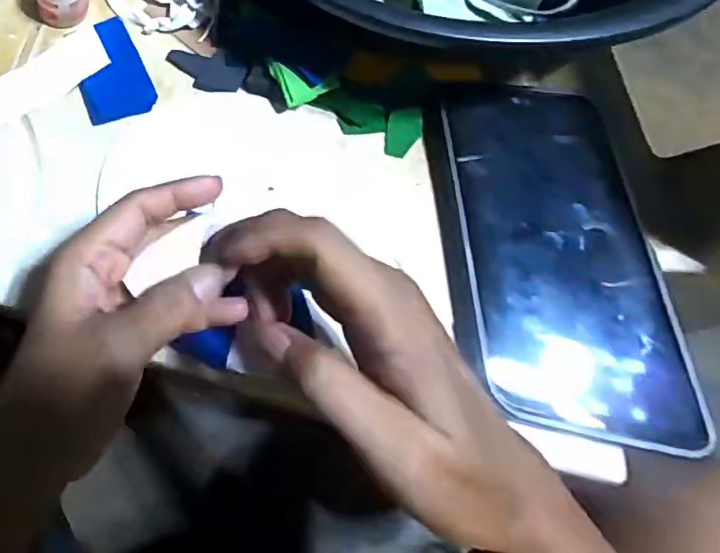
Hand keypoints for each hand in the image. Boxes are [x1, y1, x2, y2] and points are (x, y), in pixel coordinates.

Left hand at [1, 177, 250, 481]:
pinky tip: (233, 311)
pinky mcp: (125, 330)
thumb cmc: (62, 393)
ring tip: (242, 264)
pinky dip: (197, 307)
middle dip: (191, 222)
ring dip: (200, 268)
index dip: (176, 192)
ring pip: (163, 270)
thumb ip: (167, 306)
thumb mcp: (115, 347)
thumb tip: (219, 273)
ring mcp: (112, 302)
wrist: (33, 459)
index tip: (218, 185)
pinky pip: (167, 305)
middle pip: (150, 232)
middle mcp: (98, 271)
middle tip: (234, 216)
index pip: (135, 209)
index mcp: (85, 260)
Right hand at [203, 210, 614, 552]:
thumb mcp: (388, 444)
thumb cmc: (452, 471)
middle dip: (256, 243)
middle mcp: (386, 282)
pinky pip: (322, 274)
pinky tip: (272, 318)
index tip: (218, 260)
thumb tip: (260, 329)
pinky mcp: (379, 307)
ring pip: (313, 249)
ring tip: (242, 314)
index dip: (262, 236)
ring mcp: (384, 291)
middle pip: (310, 233)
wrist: (506, 486)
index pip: (317, 239)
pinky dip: (286, 281)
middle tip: (213, 280)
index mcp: (388, 305)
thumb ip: (325, 383)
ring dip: (268, 265)